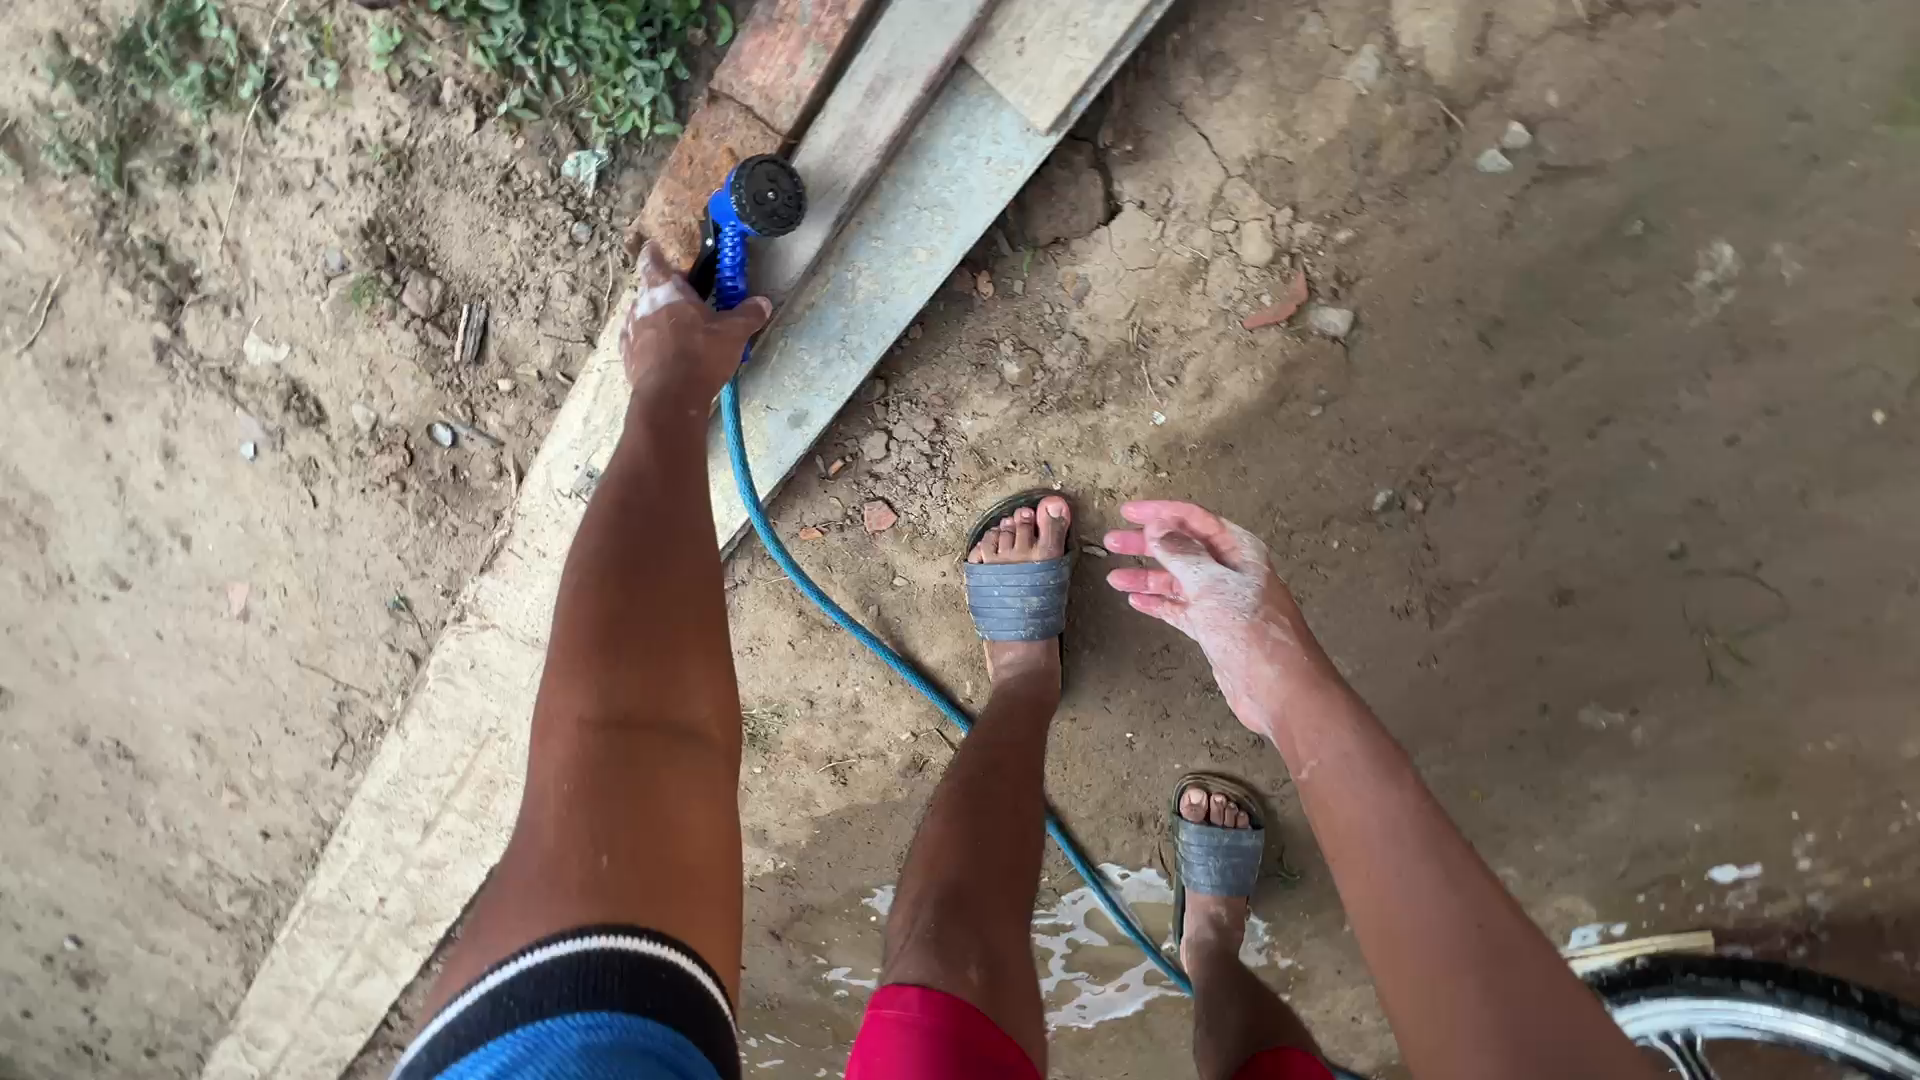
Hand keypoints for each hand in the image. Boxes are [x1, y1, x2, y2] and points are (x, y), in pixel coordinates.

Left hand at [618, 242, 772, 417]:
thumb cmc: (700, 355)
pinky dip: (648, 344)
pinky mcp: (627, 356)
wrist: (670, 396)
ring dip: (656, 320)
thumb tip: (763, 302)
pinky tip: (662, 355)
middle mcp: (642, 304)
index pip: (653, 259)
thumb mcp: (733, 334)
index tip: (659, 250)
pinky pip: (637, 342)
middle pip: (649, 289)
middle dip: (664, 294)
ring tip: (675, 333)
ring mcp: (630, 330)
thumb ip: (748, 315)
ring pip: (642, 316)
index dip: (656, 253)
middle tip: (684, 304)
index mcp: (666, 289)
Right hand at [1104, 500, 1343, 739]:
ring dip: (1146, 577)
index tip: (1127, 511)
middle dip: (1146, 544)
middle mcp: (1229, 571)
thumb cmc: (1250, 630)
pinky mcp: (1212, 627)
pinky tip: (1136, 601)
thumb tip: (1157, 528)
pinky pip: (1179, 608)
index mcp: (1237, 550)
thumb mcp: (1211, 585)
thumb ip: (1181, 554)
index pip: (1193, 519)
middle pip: (1181, 548)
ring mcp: (1220, 600)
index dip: (1159, 512)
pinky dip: (1158, 604)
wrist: (1277, 688)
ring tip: (1114, 577)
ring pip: (1176, 580)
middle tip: (1112, 541)